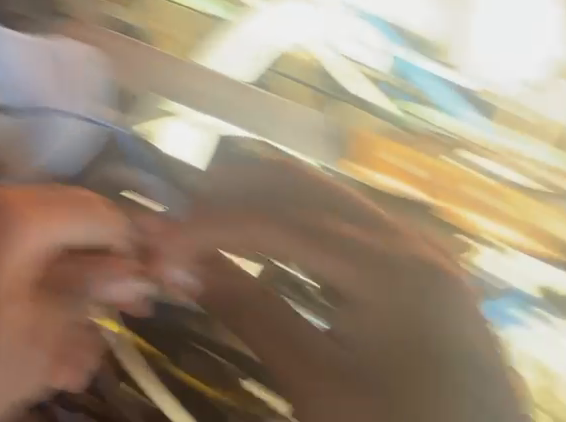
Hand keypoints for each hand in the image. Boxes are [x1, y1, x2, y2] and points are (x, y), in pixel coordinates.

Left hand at [0, 176, 154, 421]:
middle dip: (82, 283)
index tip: (165, 289)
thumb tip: (134, 268)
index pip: (92, 208)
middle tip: (92, 349)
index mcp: (2, 210)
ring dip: (42, 296)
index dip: (133, 245)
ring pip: (12, 242)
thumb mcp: (28, 343)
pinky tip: (8, 342)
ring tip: (52, 366)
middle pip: (50, 223)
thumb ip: (83, 294)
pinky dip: (0, 285)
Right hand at [160, 142, 529, 421]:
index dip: (199, 226)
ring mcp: (415, 249)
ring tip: (202, 232)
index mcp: (391, 267)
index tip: (149, 241)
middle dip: (219, 194)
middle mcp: (406, 238)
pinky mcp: (413, 267)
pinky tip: (253, 248)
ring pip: (308, 190)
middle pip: (288, 180)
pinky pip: (331, 215)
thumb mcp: (316, 383)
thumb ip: (242, 308)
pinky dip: (279, 217)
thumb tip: (165, 259)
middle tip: (172, 225)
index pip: (268, 220)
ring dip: (246, 200)